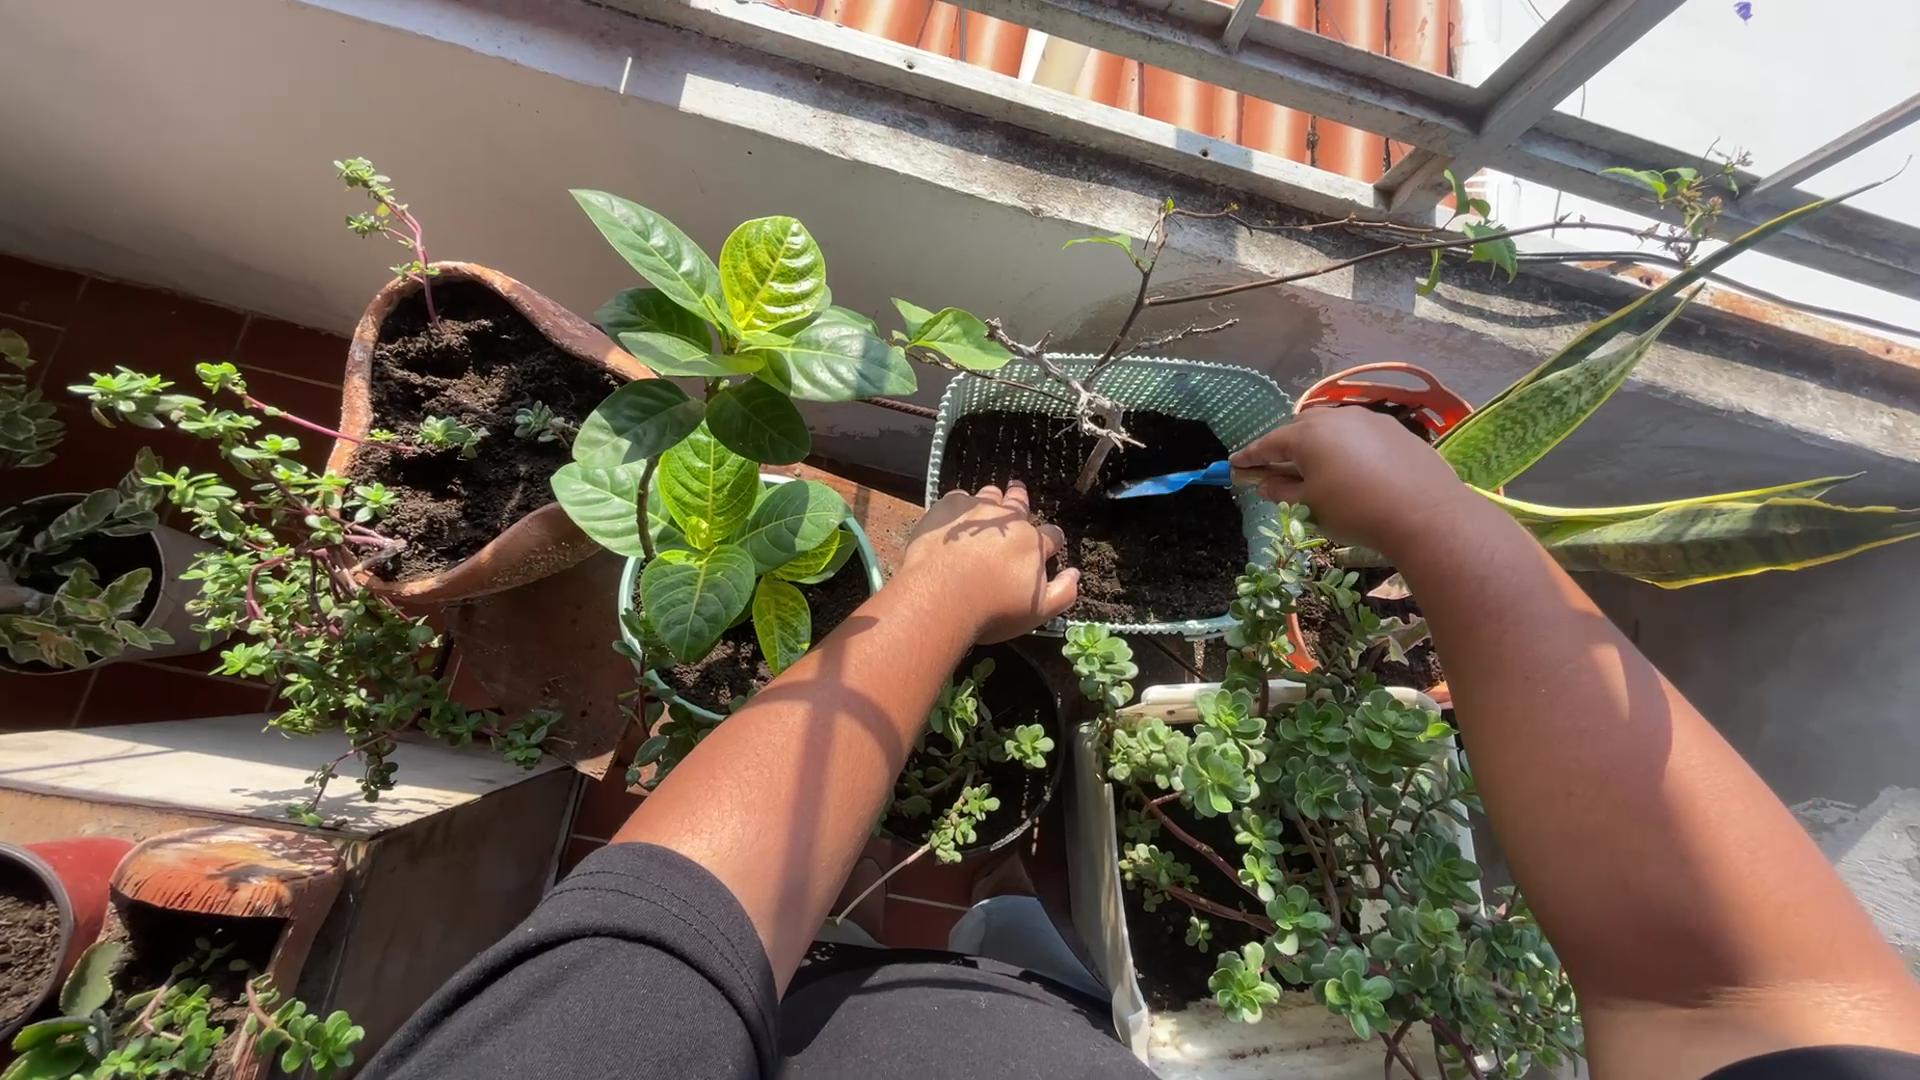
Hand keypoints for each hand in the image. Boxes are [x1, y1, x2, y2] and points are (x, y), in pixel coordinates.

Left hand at [900, 481, 1078, 642]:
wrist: (940, 597)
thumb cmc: (991, 611)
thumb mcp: (1037, 613)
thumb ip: (1062, 593)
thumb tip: (1075, 574)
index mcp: (1033, 544)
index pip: (1053, 535)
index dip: (1052, 538)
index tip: (1049, 540)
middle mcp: (1009, 521)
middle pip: (1020, 503)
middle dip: (1021, 498)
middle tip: (1018, 490)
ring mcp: (978, 510)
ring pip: (990, 495)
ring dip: (992, 498)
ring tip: (989, 499)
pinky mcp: (948, 508)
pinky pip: (958, 497)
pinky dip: (959, 505)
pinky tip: (955, 517)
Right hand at [1229, 406, 1481, 557]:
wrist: (1425, 514)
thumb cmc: (1355, 511)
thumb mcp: (1310, 506)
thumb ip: (1283, 490)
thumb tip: (1265, 484)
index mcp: (1308, 435)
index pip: (1269, 443)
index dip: (1249, 456)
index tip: (1234, 464)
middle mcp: (1336, 418)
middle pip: (1299, 429)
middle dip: (1284, 446)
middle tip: (1276, 467)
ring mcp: (1369, 420)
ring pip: (1331, 427)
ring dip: (1316, 443)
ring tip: (1315, 466)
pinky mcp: (1395, 429)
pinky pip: (1357, 433)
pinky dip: (1345, 446)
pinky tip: (1351, 467)